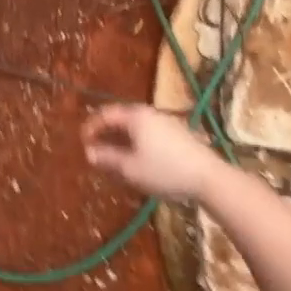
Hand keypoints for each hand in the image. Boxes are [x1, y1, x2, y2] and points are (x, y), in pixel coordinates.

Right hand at [82, 104, 221, 200]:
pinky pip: (149, 133)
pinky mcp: (178, 134)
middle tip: (96, 150)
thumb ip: (107, 158)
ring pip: (136, 127)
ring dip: (121, 140)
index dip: (90, 128)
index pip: (105, 115)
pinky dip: (136, 143)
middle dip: (106, 134)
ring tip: (115, 158)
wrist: (208, 177)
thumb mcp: (130, 168)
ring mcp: (166, 122)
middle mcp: (149, 113)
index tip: (82, 143)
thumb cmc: (164, 171)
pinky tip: (138, 160)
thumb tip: (89, 152)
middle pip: (121, 119)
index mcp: (135, 116)